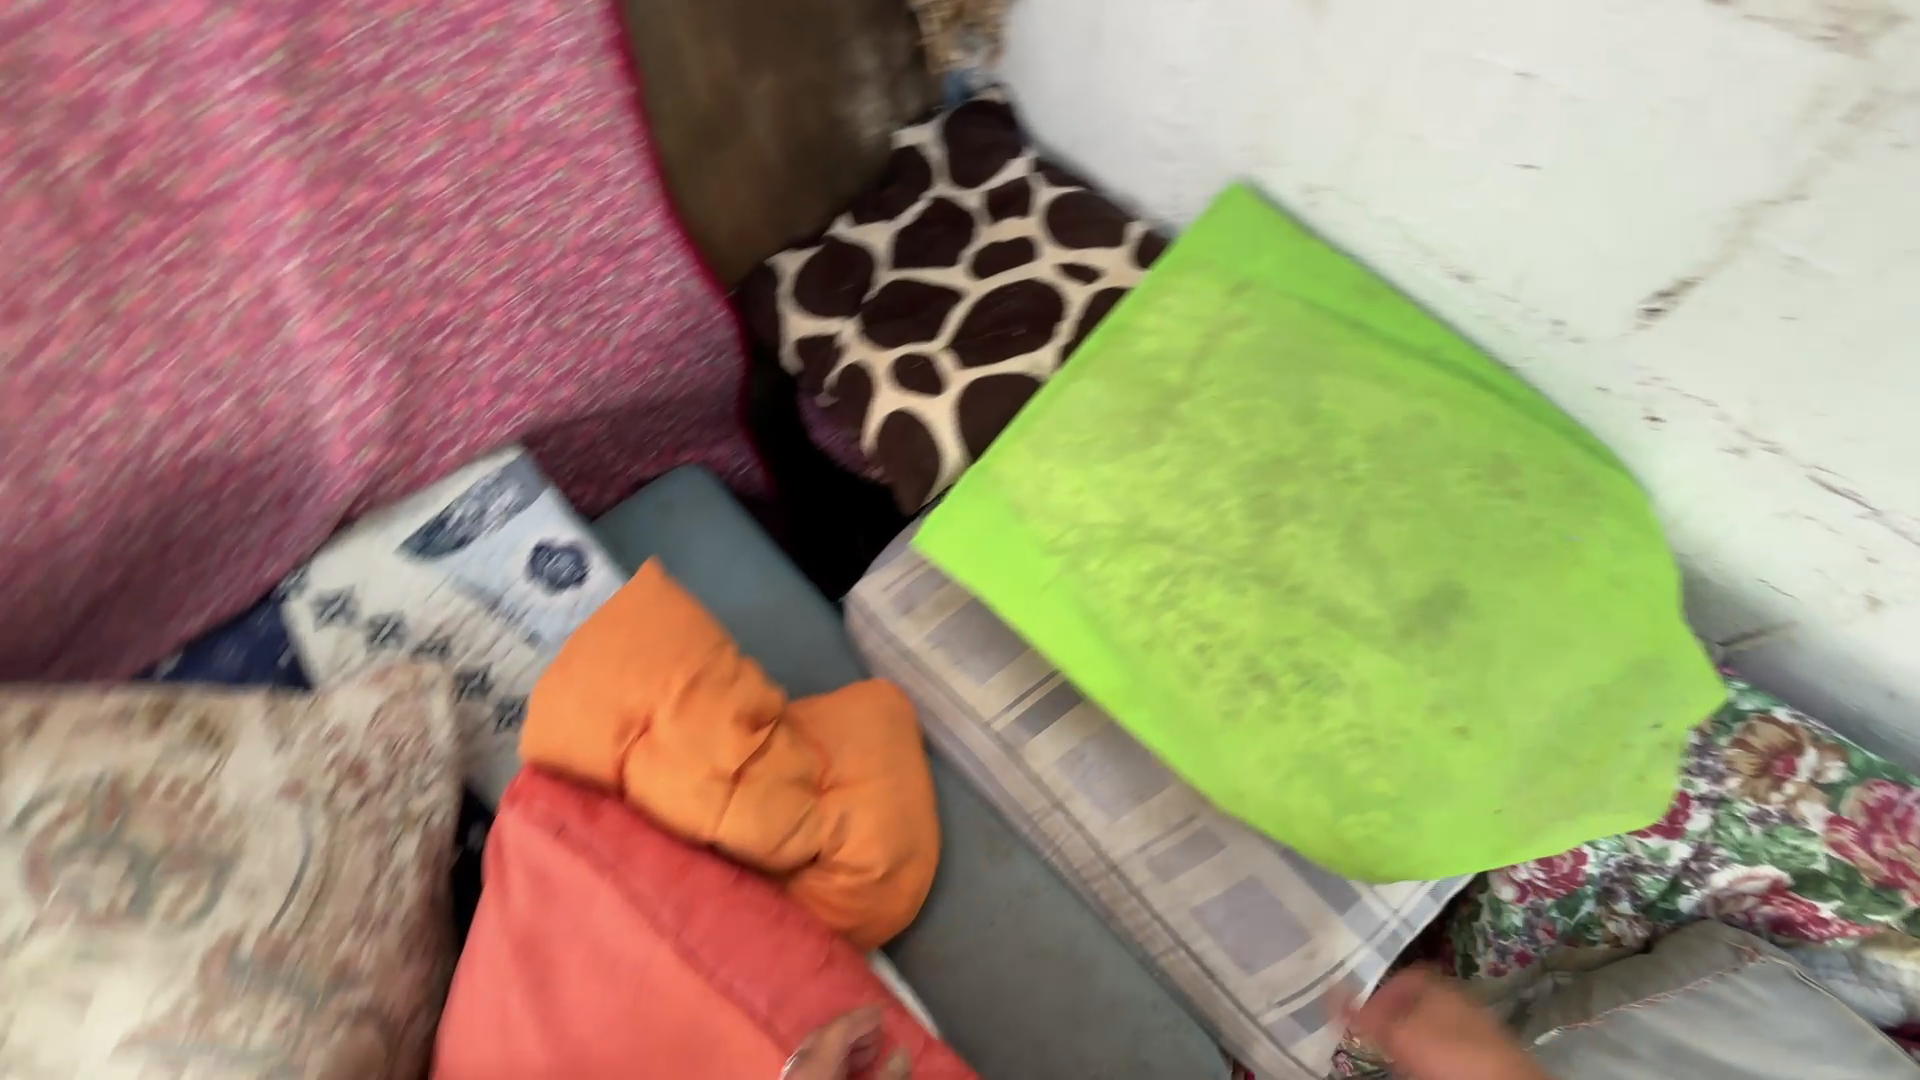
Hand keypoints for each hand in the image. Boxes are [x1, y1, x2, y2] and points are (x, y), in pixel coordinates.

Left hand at [782, 1006, 910, 1079]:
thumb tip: (903, 1050)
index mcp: (812, 1061)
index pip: (839, 1027)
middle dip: (854, 1029)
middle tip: (880, 1030)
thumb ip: (886, 1075)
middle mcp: (797, 1063)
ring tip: (870, 1049)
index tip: (885, 1008)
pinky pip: (812, 1062)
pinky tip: (849, 1067)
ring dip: (845, 1045)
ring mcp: (791, 1075)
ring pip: (817, 1049)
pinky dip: (833, 1059)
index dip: (864, 1015)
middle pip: (826, 1035)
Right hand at [1342, 968, 1551, 1079]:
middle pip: (1418, 1001)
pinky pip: (1452, 1044)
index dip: (1381, 993)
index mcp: (1434, 983)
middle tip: (1380, 1037)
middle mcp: (1455, 996)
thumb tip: (1327, 992)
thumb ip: (1362, 1013)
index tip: (1366, 1014)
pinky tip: (1428, 1066)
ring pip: (1435, 1024)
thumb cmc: (1449, 1052)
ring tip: (1401, 1057)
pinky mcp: (1488, 1052)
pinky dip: (1436, 1053)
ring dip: (1416, 1038)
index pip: (1402, 976)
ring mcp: (1475, 1024)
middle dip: (1396, 1018)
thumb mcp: (1397, 1033)